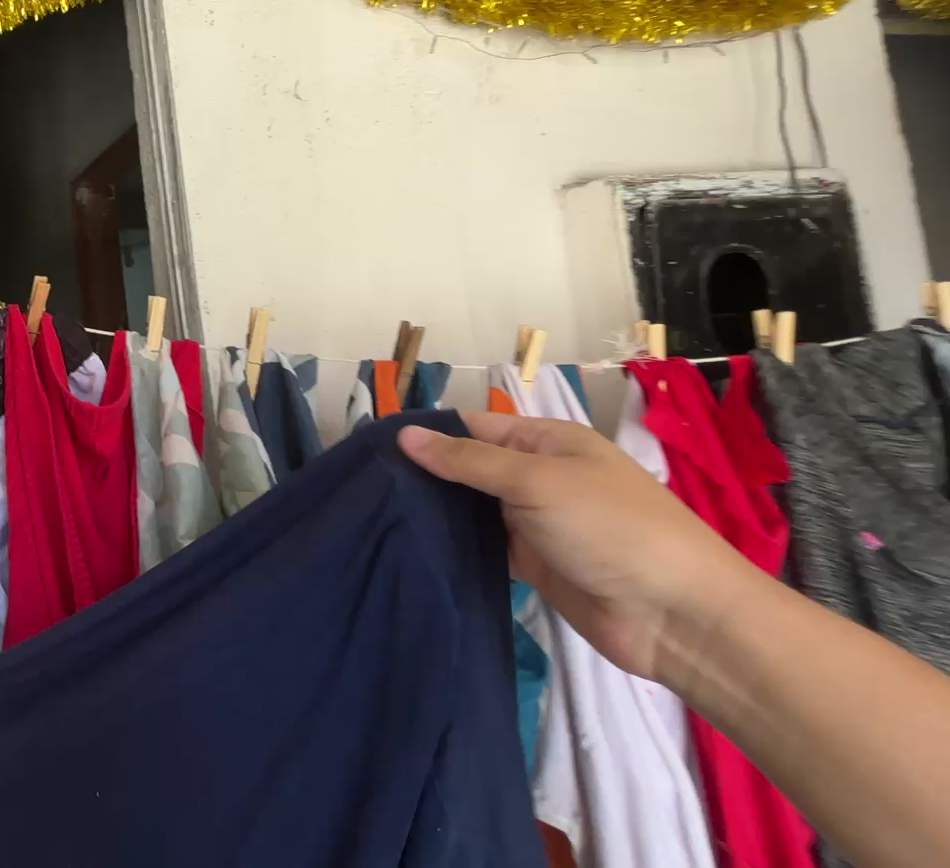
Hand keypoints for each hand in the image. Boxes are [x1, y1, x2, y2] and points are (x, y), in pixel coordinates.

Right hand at [397, 412, 751, 681]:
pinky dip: (450, 542)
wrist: (677, 617)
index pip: (472, 425)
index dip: (426, 432)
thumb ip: (467, 461)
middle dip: (421, 471)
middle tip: (364, 482)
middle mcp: (536, 476)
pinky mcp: (528, 561)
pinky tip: (409, 542)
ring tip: (374, 510)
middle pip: (466, 466)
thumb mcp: (537, 482)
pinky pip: (479, 543)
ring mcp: (532, 520)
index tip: (372, 445)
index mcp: (546, 442)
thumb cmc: (613, 529)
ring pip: (468, 506)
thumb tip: (404, 436)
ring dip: (432, 509)